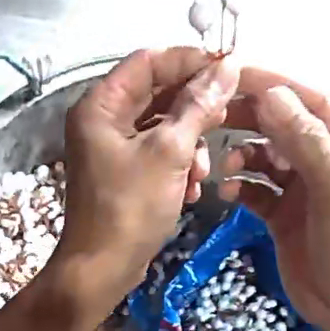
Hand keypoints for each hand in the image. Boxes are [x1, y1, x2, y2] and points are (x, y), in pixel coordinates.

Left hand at [50, 47, 239, 310]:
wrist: (102, 269)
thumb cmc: (130, 208)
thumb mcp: (170, 152)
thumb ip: (198, 106)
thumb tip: (227, 67)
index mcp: (100, 105)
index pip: (149, 61)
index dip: (190, 61)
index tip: (229, 70)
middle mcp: (101, 121)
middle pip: (157, 93)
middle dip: (193, 109)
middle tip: (224, 121)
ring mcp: (110, 149)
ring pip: (161, 126)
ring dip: (190, 143)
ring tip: (204, 171)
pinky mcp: (122, 174)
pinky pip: (156, 154)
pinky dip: (178, 166)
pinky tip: (193, 189)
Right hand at [219, 79, 329, 330]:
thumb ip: (307, 143)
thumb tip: (274, 97)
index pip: (316, 104)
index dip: (278, 88)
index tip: (237, 75)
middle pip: (286, 128)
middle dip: (253, 121)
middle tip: (214, 115)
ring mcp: (306, 190)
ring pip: (268, 159)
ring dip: (244, 157)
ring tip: (225, 166)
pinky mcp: (284, 215)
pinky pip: (257, 191)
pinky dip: (241, 188)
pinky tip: (227, 192)